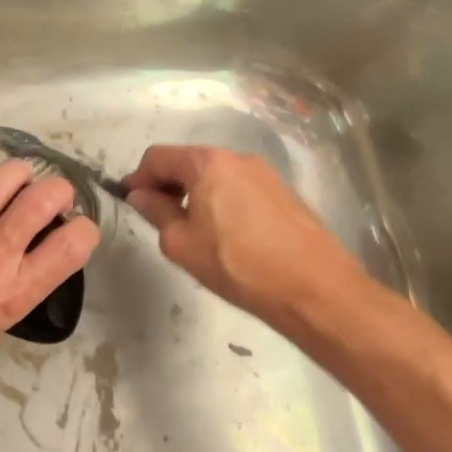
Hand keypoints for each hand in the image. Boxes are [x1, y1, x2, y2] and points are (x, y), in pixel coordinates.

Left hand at [0, 148, 100, 402]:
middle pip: (39, 202)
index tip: (79, 228)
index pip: (70, 247)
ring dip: (15, 171)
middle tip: (54, 193)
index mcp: (17, 289)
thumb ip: (6, 299)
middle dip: (57, 189)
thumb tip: (8, 281)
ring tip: (20, 172)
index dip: (84, 231)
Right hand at [121, 144, 362, 322]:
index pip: (156, 157)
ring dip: (196, 193)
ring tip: (195, 228)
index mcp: (207, 163)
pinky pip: (241, 188)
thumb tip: (141, 196)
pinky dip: (224, 201)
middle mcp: (238, 158)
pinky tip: (228, 234)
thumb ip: (155, 212)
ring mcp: (267, 175)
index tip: (131, 202)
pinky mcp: (287, 195)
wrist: (319, 293)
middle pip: (188, 162)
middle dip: (168, 184)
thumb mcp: (180, 243)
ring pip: (216, 175)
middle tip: (159, 216)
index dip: (138, 178)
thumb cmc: (238, 265)